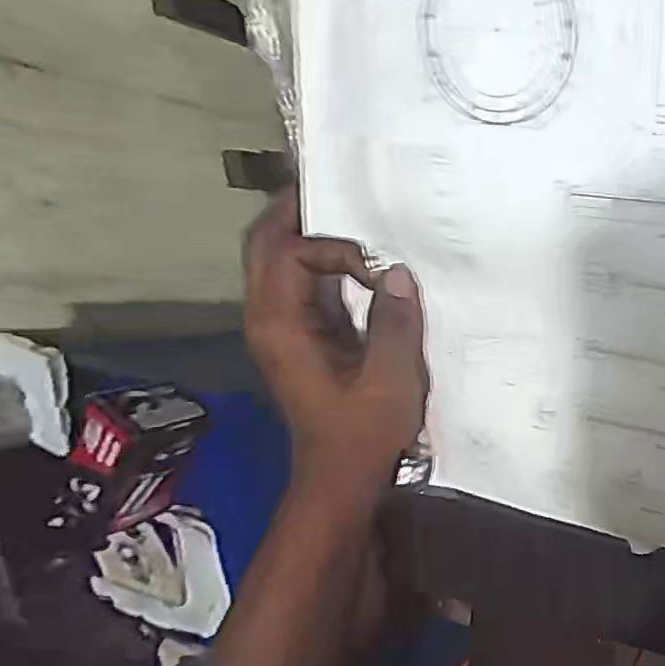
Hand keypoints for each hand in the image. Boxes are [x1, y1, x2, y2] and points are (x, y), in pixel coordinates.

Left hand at [243, 189, 427, 496]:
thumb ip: (395, 325)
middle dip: (296, 215)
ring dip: (308, 238)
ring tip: (350, 221)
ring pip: (278, 264)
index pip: (288, 254)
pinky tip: (359, 268)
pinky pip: (302, 287)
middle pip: (265, 247)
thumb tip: (399, 274)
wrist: (343, 474)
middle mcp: (269, 320)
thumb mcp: (390, 380)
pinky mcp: (302, 340)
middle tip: (337, 191)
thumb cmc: (364, 432)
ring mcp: (283, 330)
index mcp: (281, 326)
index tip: (382, 272)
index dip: (334, 249)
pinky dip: (324, 267)